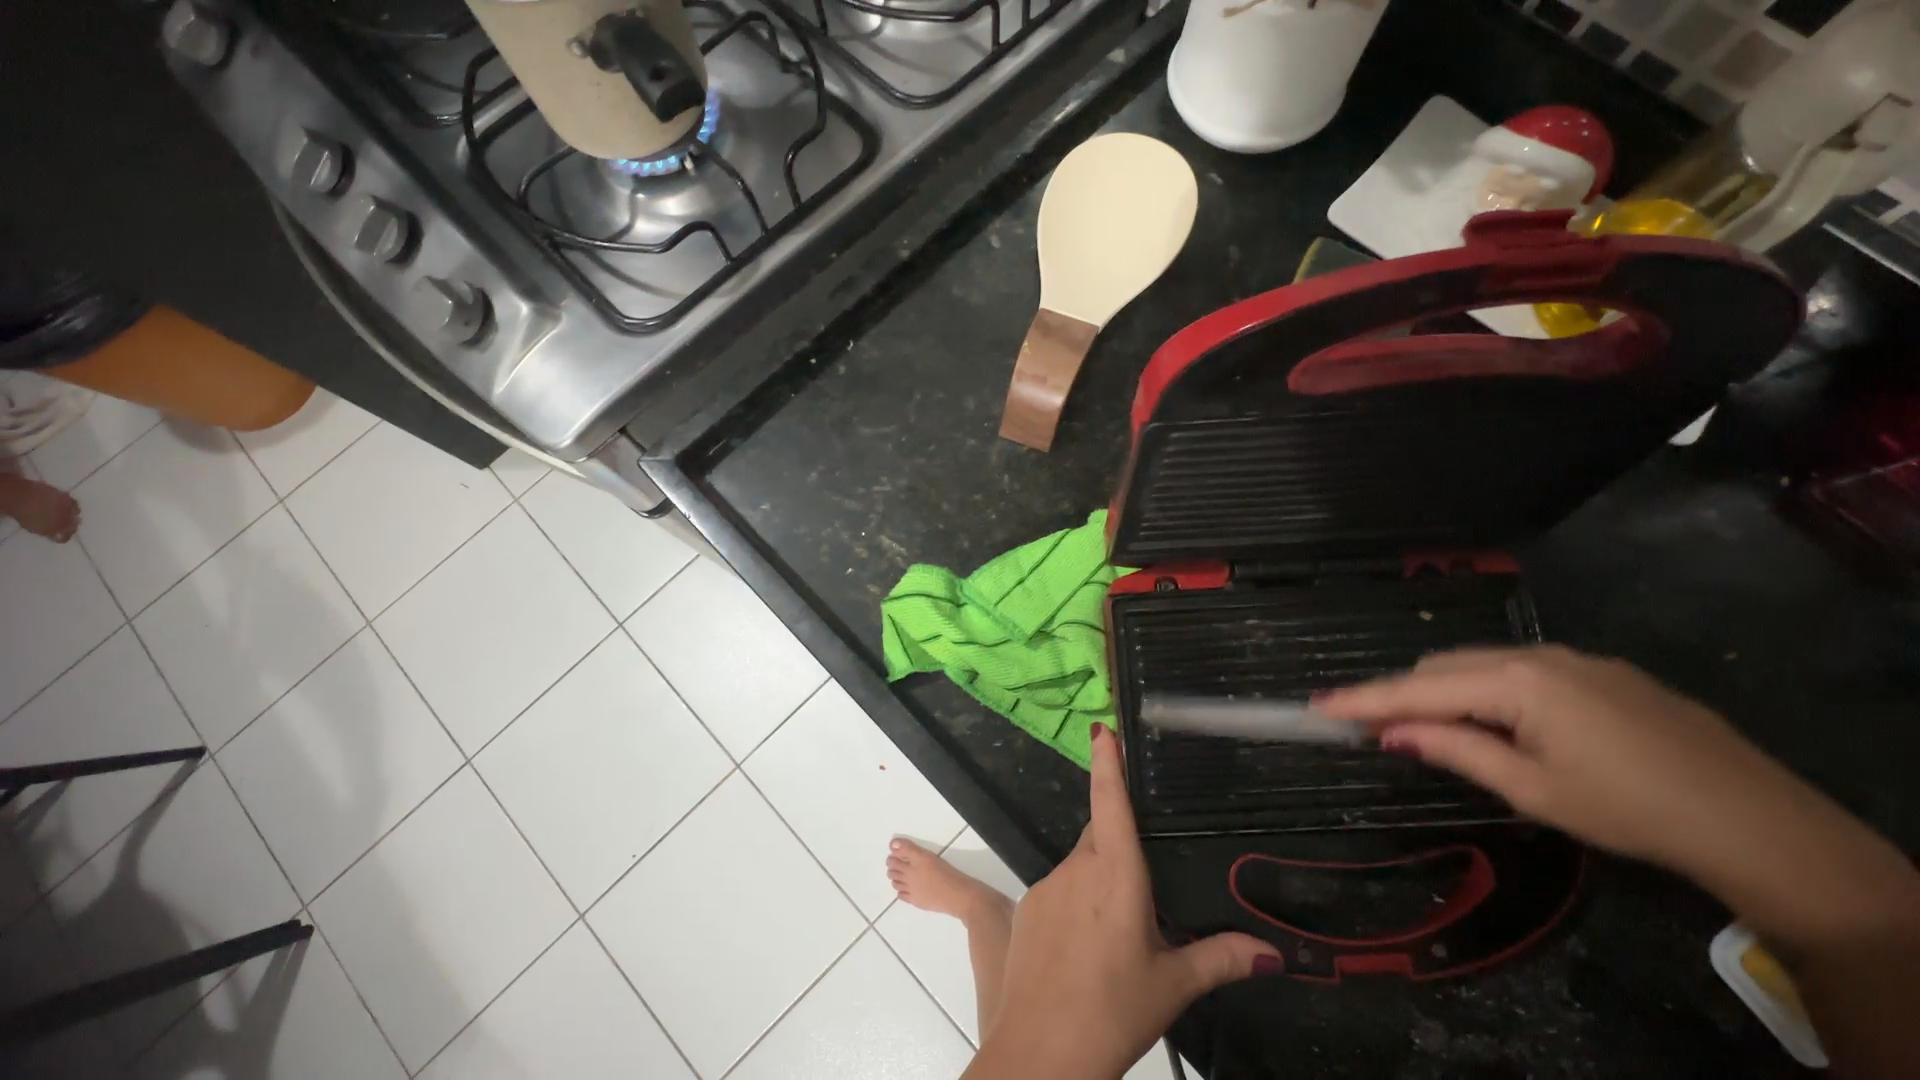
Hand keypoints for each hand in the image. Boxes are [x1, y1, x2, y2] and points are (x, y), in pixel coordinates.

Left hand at [964, 724, 1279, 1079]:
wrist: (1040, 1053)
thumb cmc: (1114, 1011)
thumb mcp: (1174, 985)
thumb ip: (1222, 959)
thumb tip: (1274, 954)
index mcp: (1116, 875)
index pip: (1111, 803)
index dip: (1108, 763)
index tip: (1100, 728)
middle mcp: (1077, 869)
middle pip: (1098, 835)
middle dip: (1117, 842)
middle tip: (1143, 878)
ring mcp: (1046, 888)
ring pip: (1078, 866)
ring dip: (1098, 881)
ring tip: (1118, 932)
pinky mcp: (1025, 910)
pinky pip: (1058, 891)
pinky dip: (1076, 903)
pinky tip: (1088, 947)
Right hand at [1315, 646, 1919, 948]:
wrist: (1750, 817)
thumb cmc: (1628, 810)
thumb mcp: (1532, 790)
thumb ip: (1456, 750)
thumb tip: (1392, 732)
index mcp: (1516, 684)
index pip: (1418, 689)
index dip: (1364, 699)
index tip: (1315, 705)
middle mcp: (1537, 656)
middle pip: (1443, 665)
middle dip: (1400, 693)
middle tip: (1368, 727)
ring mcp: (1572, 658)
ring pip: (1478, 663)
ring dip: (1443, 690)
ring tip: (1425, 729)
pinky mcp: (1599, 671)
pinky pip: (1517, 669)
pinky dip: (1484, 689)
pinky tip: (1494, 722)